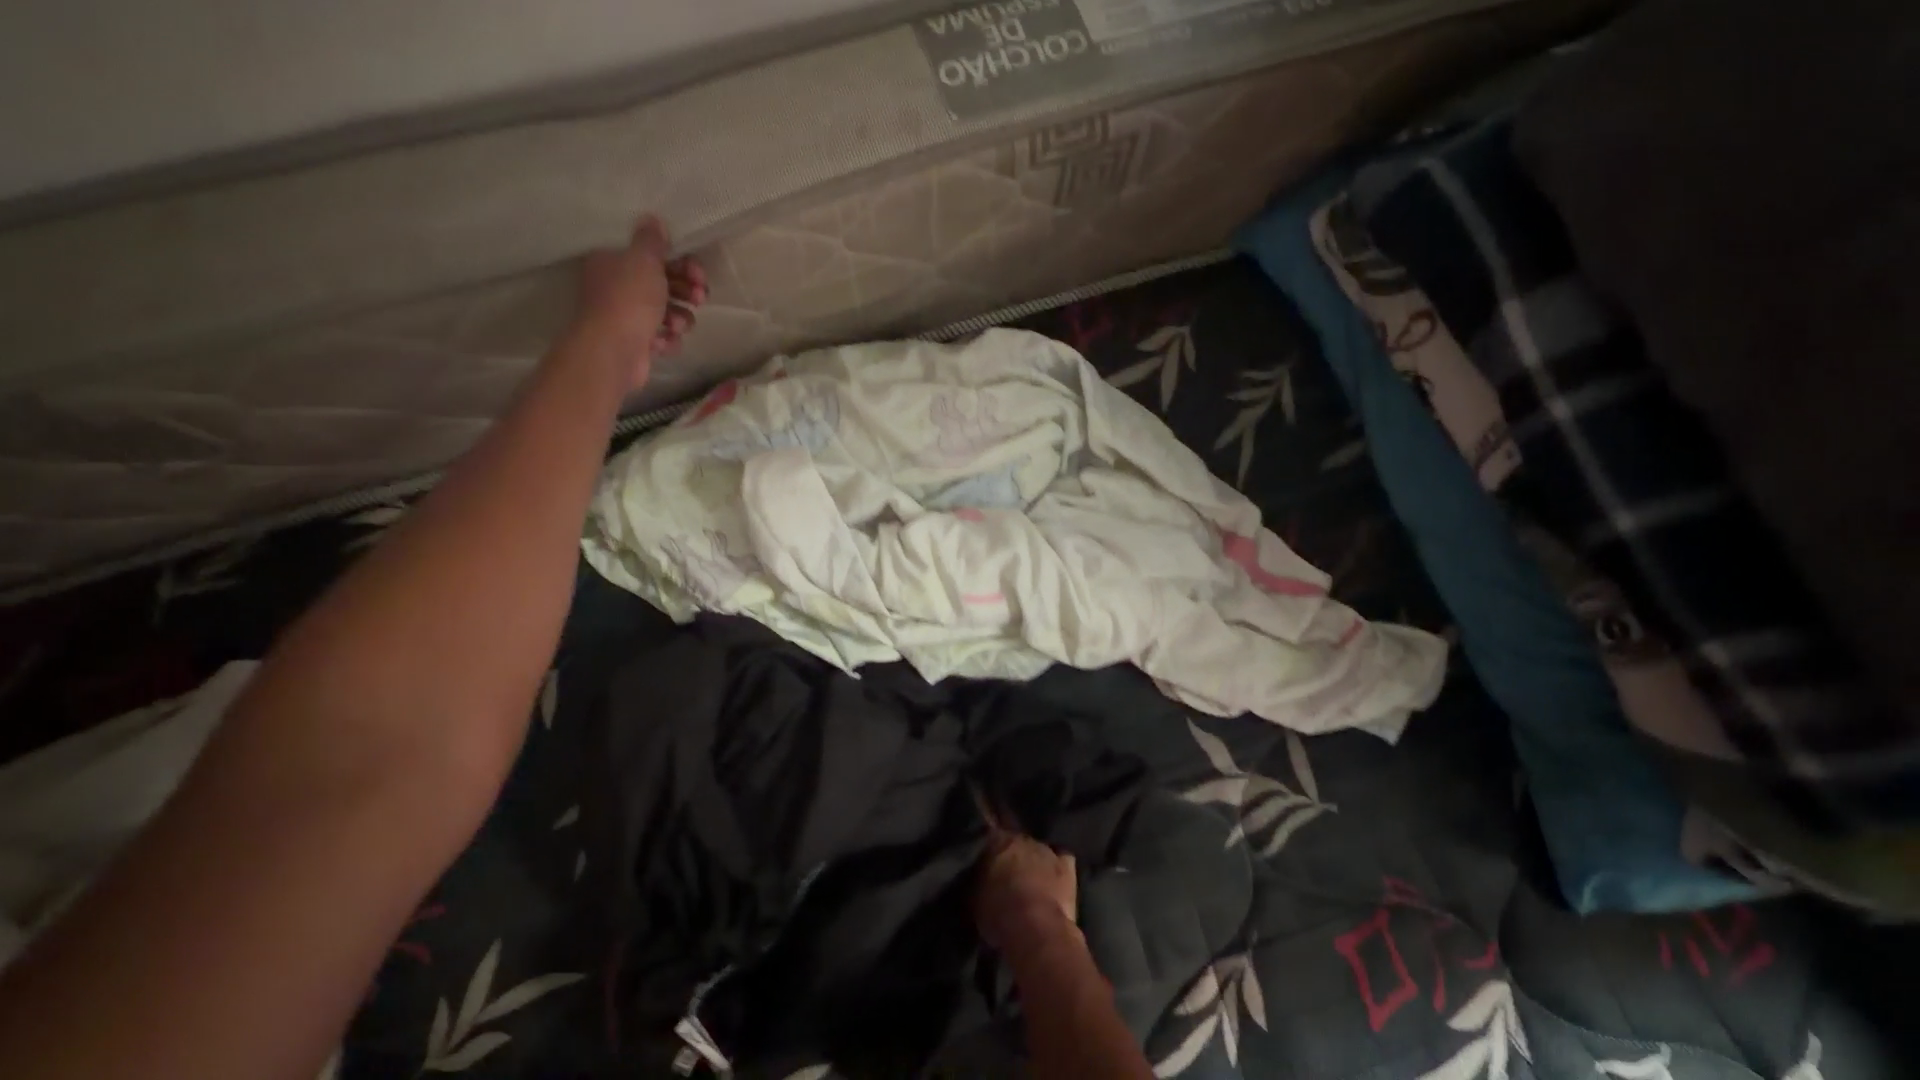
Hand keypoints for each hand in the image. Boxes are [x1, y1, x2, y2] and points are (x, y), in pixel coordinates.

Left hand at [575, 215, 707, 388]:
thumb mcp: (644, 259)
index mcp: (613, 261)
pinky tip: (663, 342)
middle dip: (686, 291)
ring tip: (676, 326)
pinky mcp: (635, 342)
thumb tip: (652, 219)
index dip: (681, 263)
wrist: (614, 350)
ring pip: (666, 311)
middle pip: (663, 283)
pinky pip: (661, 335)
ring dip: (679, 318)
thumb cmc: (629, 299)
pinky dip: (666, 338)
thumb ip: (652, 239)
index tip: (698, 274)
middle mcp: (617, 286)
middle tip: (699, 298)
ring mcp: (626, 316)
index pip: (653, 254)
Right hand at [975, 827, 1078, 951]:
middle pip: (1014, 838)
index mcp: (996, 841)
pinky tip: (1054, 876)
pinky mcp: (1067, 866)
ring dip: (1032, 858)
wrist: (1037, 930)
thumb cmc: (998, 914)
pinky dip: (1056, 865)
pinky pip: (1061, 858)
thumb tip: (977, 873)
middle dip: (1010, 851)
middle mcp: (1022, 838)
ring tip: (1028, 875)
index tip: (983, 848)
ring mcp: (1046, 850)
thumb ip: (976, 877)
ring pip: (1037, 848)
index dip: (986, 839)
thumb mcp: (974, 897)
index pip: (987, 829)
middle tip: (1004, 867)